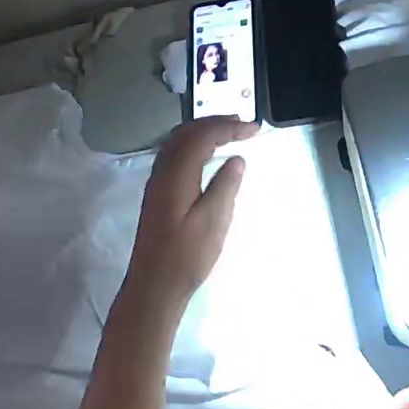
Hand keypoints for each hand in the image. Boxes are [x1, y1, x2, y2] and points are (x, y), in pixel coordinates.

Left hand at [122, 116, 258, 300]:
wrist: (153, 286)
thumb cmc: (186, 258)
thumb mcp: (214, 222)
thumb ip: (225, 187)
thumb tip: (236, 158)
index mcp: (176, 175)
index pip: (202, 137)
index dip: (229, 127)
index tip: (255, 128)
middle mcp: (162, 172)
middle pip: (186, 133)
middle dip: (215, 122)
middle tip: (244, 124)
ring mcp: (156, 183)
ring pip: (177, 143)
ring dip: (203, 132)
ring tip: (229, 133)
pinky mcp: (157, 194)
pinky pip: (174, 155)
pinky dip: (193, 145)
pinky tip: (206, 156)